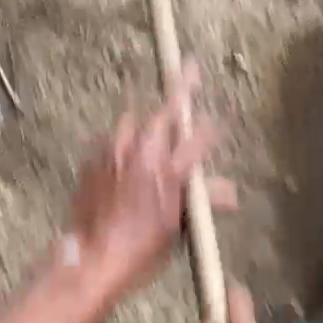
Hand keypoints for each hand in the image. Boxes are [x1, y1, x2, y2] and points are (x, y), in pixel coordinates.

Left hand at [68, 63, 228, 303]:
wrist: (92, 257)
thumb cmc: (141, 250)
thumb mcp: (179, 230)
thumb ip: (201, 203)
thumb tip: (231, 194)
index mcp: (169, 172)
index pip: (198, 139)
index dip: (210, 129)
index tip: (216, 124)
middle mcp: (142, 154)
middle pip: (166, 111)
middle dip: (182, 87)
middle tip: (191, 65)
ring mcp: (114, 153)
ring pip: (134, 119)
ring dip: (147, 117)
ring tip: (154, 114)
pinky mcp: (93, 158)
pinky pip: (111, 138)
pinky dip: (123, 139)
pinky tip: (125, 149)